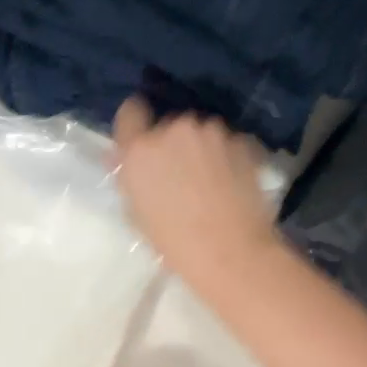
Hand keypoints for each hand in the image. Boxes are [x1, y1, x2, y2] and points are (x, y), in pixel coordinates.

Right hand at [111, 97, 280, 279]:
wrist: (231, 253)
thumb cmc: (175, 244)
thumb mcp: (138, 215)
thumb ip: (131, 180)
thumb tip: (125, 161)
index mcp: (140, 150)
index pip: (130, 113)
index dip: (136, 126)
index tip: (142, 144)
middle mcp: (173, 129)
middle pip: (167, 125)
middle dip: (172, 145)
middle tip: (179, 177)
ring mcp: (210, 131)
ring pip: (199, 133)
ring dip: (200, 150)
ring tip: (209, 184)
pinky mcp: (241, 139)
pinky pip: (226, 143)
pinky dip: (225, 158)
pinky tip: (230, 185)